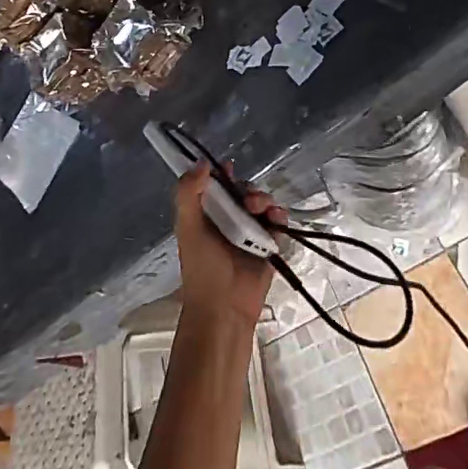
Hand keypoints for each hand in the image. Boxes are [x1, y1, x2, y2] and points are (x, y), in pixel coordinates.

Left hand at [173, 163, 277, 326]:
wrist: (224, 306)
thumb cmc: (202, 267)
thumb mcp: (188, 228)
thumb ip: (189, 194)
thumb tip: (202, 162)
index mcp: (207, 215)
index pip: (215, 186)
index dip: (221, 173)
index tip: (228, 166)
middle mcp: (229, 220)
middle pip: (243, 192)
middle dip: (248, 190)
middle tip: (249, 200)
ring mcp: (250, 232)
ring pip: (262, 204)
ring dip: (265, 200)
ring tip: (262, 210)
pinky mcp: (269, 244)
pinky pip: (278, 222)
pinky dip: (279, 217)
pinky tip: (276, 219)